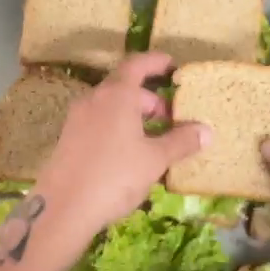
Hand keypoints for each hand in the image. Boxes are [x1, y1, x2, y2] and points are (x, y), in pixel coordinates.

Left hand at [32, 53, 210, 245]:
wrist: (63, 208)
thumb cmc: (114, 176)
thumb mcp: (154, 160)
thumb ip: (181, 142)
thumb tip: (206, 131)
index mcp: (116, 95)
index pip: (137, 64)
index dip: (156, 62)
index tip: (173, 66)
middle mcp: (94, 99)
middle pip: (125, 88)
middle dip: (151, 100)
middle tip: (172, 121)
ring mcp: (77, 119)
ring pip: (112, 107)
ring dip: (135, 117)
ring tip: (156, 141)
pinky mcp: (69, 139)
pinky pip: (99, 123)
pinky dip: (119, 129)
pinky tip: (131, 156)